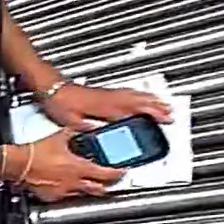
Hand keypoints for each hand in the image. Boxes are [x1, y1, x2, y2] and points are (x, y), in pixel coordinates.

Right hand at [14, 131, 122, 202]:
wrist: (18, 164)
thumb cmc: (35, 153)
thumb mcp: (60, 137)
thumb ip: (75, 132)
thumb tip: (83, 128)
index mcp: (79, 167)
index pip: (106, 173)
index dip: (117, 173)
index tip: (122, 172)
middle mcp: (73, 181)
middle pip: (98, 189)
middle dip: (107, 186)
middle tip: (111, 183)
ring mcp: (62, 191)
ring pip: (82, 194)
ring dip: (88, 190)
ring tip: (91, 187)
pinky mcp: (50, 196)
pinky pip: (64, 197)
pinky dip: (68, 192)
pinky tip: (67, 187)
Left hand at [44, 83, 172, 128]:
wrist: (52, 87)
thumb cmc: (60, 103)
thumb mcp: (73, 122)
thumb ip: (90, 129)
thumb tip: (102, 136)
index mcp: (105, 106)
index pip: (134, 109)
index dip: (152, 114)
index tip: (165, 118)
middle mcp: (109, 98)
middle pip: (139, 100)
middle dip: (157, 106)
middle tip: (171, 112)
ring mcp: (107, 93)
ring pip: (135, 94)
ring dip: (151, 99)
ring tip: (163, 104)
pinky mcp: (103, 91)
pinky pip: (127, 91)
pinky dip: (139, 94)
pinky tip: (142, 96)